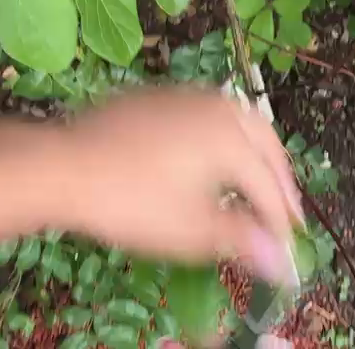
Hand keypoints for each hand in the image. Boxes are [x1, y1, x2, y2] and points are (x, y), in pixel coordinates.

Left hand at [37, 87, 303, 284]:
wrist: (68, 163)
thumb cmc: (132, 201)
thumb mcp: (191, 231)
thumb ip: (242, 239)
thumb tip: (282, 258)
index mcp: (230, 137)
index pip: (268, 186)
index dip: (280, 223)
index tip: (286, 253)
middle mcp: (215, 106)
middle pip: (263, 139)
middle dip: (277, 177)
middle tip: (285, 212)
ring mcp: (185, 95)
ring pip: (236, 117)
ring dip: (253, 149)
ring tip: (255, 181)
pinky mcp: (160, 95)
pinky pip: (206, 110)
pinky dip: (223, 134)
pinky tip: (211, 156)